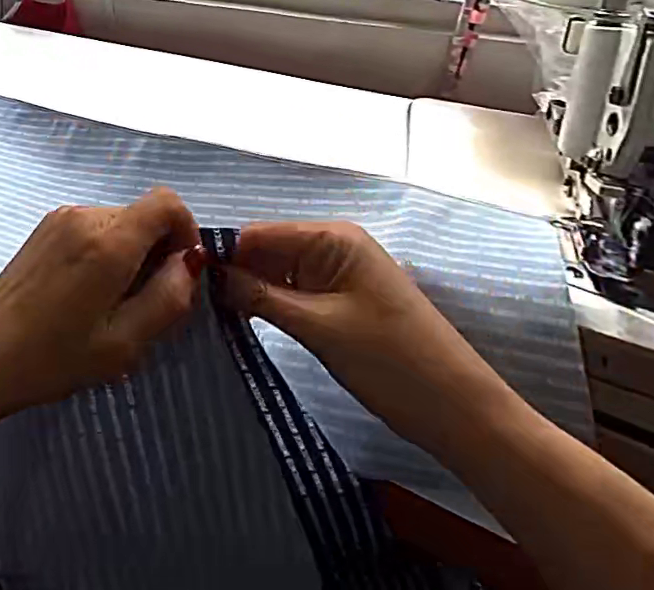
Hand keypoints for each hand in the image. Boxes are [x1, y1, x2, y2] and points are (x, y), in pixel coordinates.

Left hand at [0, 188, 205, 419]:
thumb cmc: (57, 355)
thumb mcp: (126, 341)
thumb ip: (169, 297)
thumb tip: (190, 261)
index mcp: (106, 241)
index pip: (166, 202)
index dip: (186, 231)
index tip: (180, 272)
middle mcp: (82, 216)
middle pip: (142, 215)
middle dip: (156, 250)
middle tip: (144, 302)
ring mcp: (58, 218)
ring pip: (118, 222)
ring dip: (129, 253)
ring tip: (111, 302)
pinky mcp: (44, 227)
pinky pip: (92, 227)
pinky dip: (104, 251)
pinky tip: (87, 291)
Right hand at [219, 221, 519, 457]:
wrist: (468, 420)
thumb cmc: (394, 364)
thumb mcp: (316, 326)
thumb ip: (256, 294)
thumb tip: (205, 271)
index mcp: (332, 237)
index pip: (255, 233)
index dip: (220, 254)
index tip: (185, 279)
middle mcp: (333, 244)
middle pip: (262, 249)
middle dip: (232, 272)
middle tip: (195, 300)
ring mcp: (338, 271)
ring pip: (273, 270)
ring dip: (248, 289)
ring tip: (215, 311)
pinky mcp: (340, 297)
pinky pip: (290, 288)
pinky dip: (268, 301)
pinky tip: (247, 317)